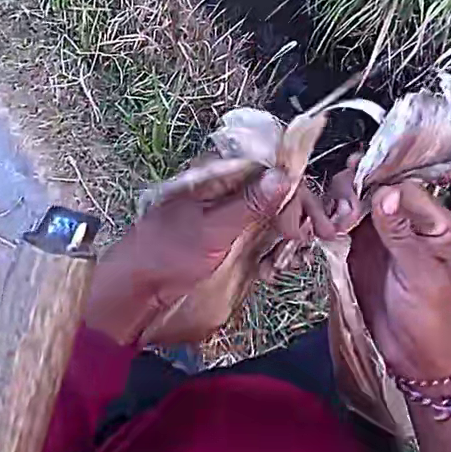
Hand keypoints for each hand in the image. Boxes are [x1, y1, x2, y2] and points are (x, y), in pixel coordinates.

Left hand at [84, 166, 315, 343]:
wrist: (137, 287)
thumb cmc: (167, 254)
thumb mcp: (213, 229)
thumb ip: (250, 203)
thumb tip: (283, 175)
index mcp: (217, 172)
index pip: (270, 164)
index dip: (295, 188)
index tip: (312, 219)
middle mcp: (225, 184)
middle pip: (276, 188)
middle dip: (294, 216)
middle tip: (300, 245)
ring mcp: (227, 208)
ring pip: (272, 211)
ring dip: (285, 237)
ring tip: (280, 263)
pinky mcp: (228, 231)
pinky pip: (261, 232)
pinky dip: (271, 249)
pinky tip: (268, 269)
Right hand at [335, 168, 450, 382]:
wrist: (415, 360)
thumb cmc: (435, 319)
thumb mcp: (422, 276)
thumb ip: (401, 234)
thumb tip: (387, 192)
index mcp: (432, 221)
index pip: (403, 185)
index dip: (377, 184)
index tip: (356, 199)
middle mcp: (404, 217)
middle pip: (373, 183)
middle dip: (352, 189)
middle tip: (340, 213)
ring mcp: (378, 230)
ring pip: (351, 196)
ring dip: (336, 202)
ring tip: (330, 224)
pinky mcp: (355, 245)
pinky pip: (338, 220)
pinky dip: (326, 218)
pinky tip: (322, 229)